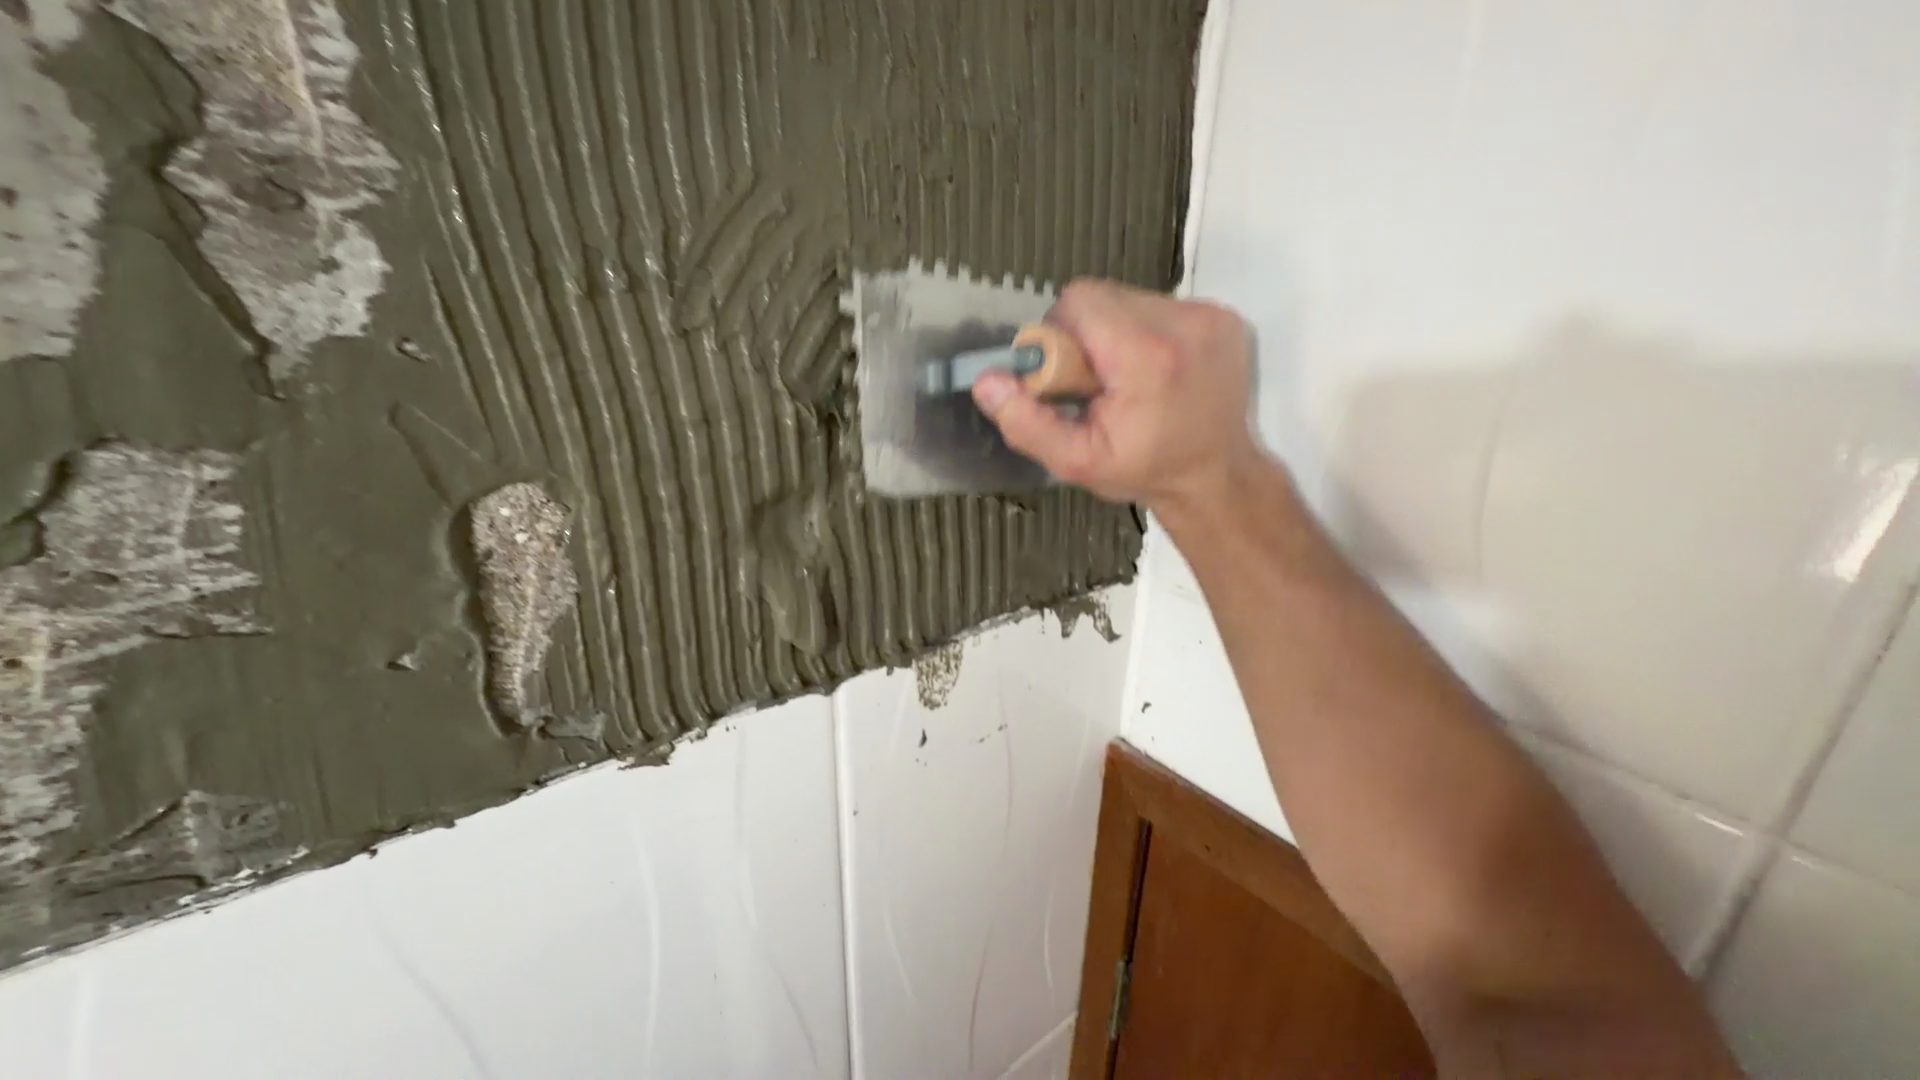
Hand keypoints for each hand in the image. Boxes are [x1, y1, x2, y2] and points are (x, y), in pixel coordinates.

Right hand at [971, 279, 1259, 515]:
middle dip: (1087, 334)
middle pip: (1104, 296)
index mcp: (1147, 356)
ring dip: (1117, 332)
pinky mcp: (1224, 316)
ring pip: (1132, 298)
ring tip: (1128, 380)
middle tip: (1096, 382)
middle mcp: (1185, 324)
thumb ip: (1027, 423)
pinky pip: (1162, 306)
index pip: (1080, 300)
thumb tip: (987, 381)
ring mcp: (1211, 317)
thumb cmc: (1144, 470)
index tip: (1069, 375)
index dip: (1061, 333)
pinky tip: (1156, 371)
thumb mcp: (1077, 461)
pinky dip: (1147, 333)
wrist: (1217, 477)